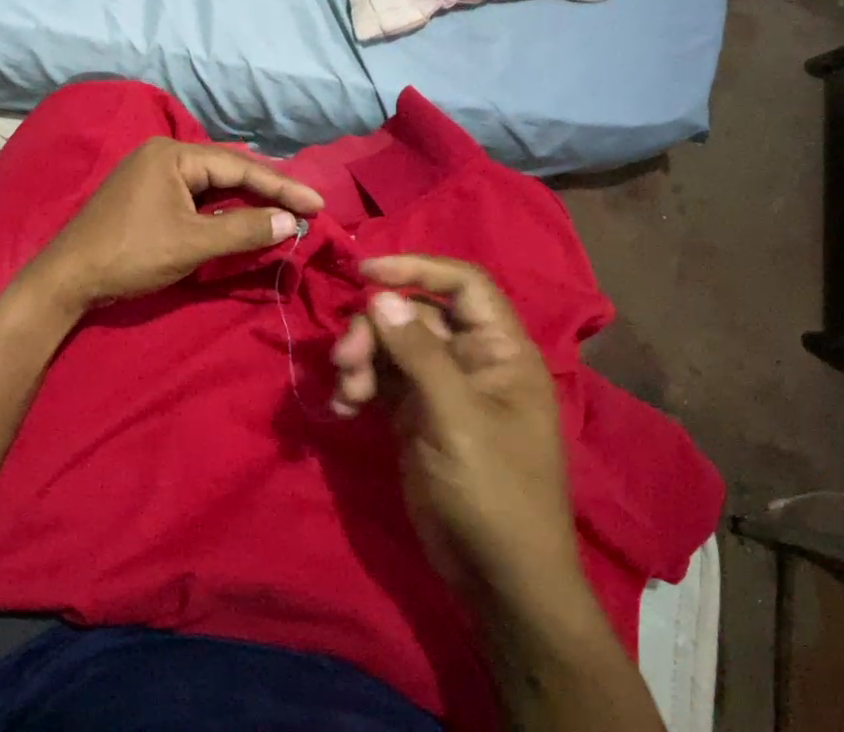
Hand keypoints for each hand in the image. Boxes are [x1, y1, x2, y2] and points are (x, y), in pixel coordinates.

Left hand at [25, 137, 324, 311]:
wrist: (68, 278)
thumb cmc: (130, 254)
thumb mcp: (192, 243)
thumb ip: (242, 230)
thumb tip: (288, 221)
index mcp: (171, 154)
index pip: (239, 166)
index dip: (281, 186)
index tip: (317, 203)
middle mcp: (161, 155)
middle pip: (226, 170)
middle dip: (266, 190)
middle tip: (306, 206)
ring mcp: (150, 176)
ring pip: (210, 186)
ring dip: (245, 201)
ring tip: (283, 212)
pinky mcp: (144, 198)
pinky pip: (193, 198)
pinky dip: (220, 211)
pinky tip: (241, 221)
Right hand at [329, 256, 580, 601]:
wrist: (496, 575)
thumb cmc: (493, 490)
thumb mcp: (456, 417)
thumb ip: (417, 353)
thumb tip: (380, 295)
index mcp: (500, 351)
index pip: (463, 284)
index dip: (416, 268)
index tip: (363, 274)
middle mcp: (471, 362)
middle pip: (413, 316)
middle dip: (373, 331)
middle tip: (344, 362)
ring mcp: (441, 390)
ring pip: (390, 348)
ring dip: (360, 362)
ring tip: (345, 396)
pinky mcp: (414, 418)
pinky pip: (379, 383)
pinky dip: (357, 389)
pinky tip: (343, 410)